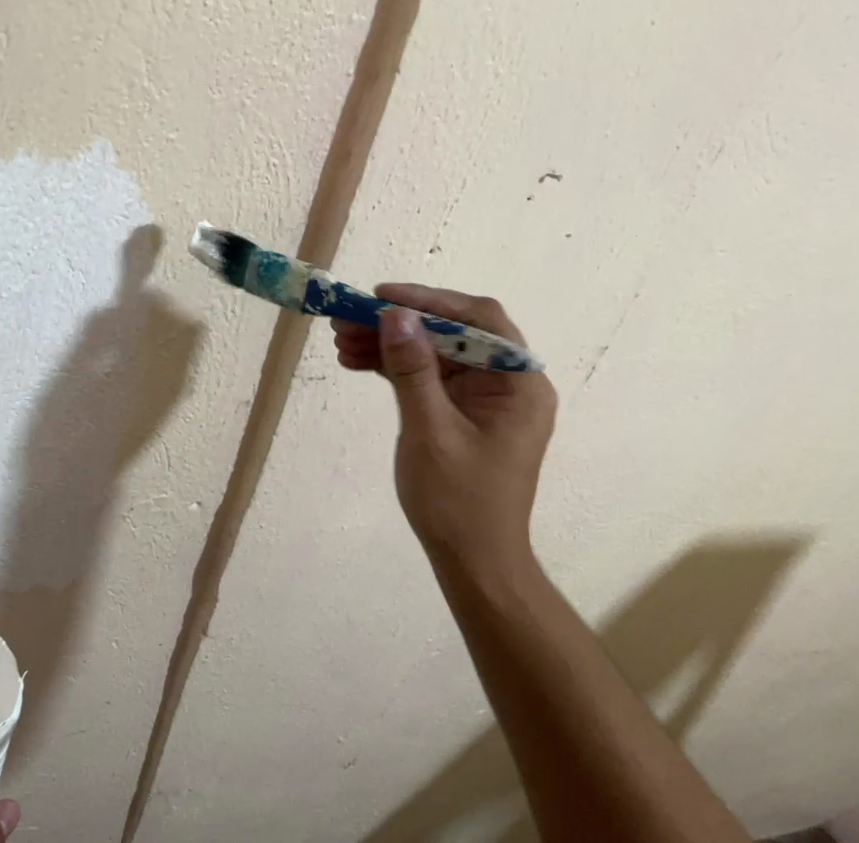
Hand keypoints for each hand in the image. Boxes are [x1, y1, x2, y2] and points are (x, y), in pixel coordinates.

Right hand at [331, 284, 556, 567]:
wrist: (473, 560)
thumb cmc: (459, 501)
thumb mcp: (430, 431)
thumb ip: (413, 370)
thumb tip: (394, 315)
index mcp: (518, 383)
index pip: (478, 320)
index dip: (430, 301)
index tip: (381, 296)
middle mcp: (506, 383)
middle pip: (451, 334)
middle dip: (399, 324)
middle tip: (346, 319)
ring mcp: (482, 400)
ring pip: (433, 353)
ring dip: (389, 344)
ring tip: (341, 341)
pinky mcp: (460, 414)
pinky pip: (427, 378)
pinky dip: (394, 369)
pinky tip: (357, 363)